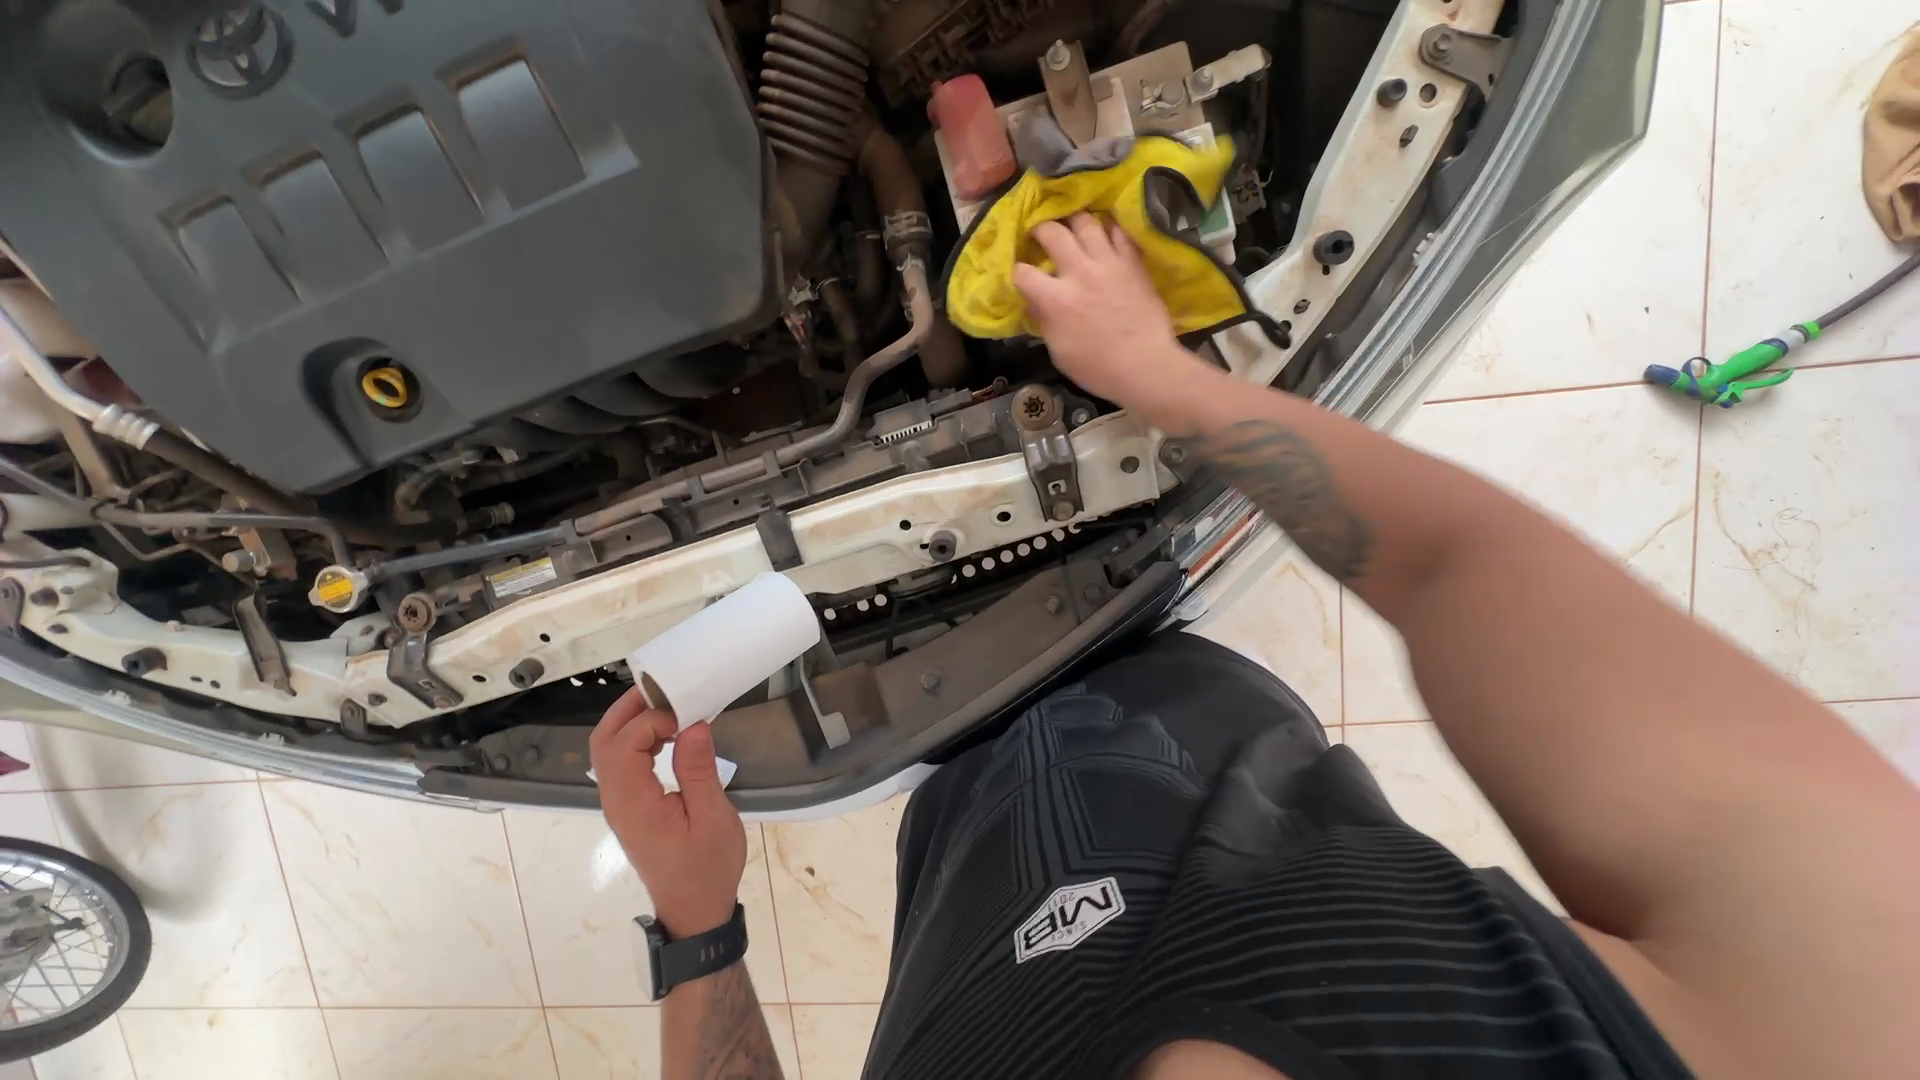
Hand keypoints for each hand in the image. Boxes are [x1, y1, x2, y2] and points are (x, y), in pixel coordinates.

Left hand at [590, 687, 745, 939]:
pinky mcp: (630, 807)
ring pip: (607, 751)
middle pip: (603, 742)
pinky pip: (620, 763)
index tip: (688, 716)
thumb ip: (698, 770)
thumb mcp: (712, 818)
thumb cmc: (707, 868)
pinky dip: (636, 738)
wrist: (694, 911)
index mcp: (634, 803)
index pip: (623, 744)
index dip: (651, 720)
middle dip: (628, 709)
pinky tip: (667, 734)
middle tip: (666, 689)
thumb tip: (692, 723)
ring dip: (631, 721)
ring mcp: (620, 804)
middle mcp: (617, 800)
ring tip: (669, 706)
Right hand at [1012, 213, 1210, 406]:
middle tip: (1039, 235)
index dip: (1016, 272)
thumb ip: (1044, 321)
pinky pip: (1118, 231)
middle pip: (1052, 232)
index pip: (1023, 273)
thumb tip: (1034, 302)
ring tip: (1070, 227)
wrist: (1145, 365)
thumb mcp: (1058, 351)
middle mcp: (1080, 272)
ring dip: (1073, 221)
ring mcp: (1108, 262)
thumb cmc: (1097, 368)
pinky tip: (1102, 233)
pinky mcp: (1132, 261)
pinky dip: (1107, 228)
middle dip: (1039, 230)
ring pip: (1086, 222)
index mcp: (1056, 299)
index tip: (1018, 275)